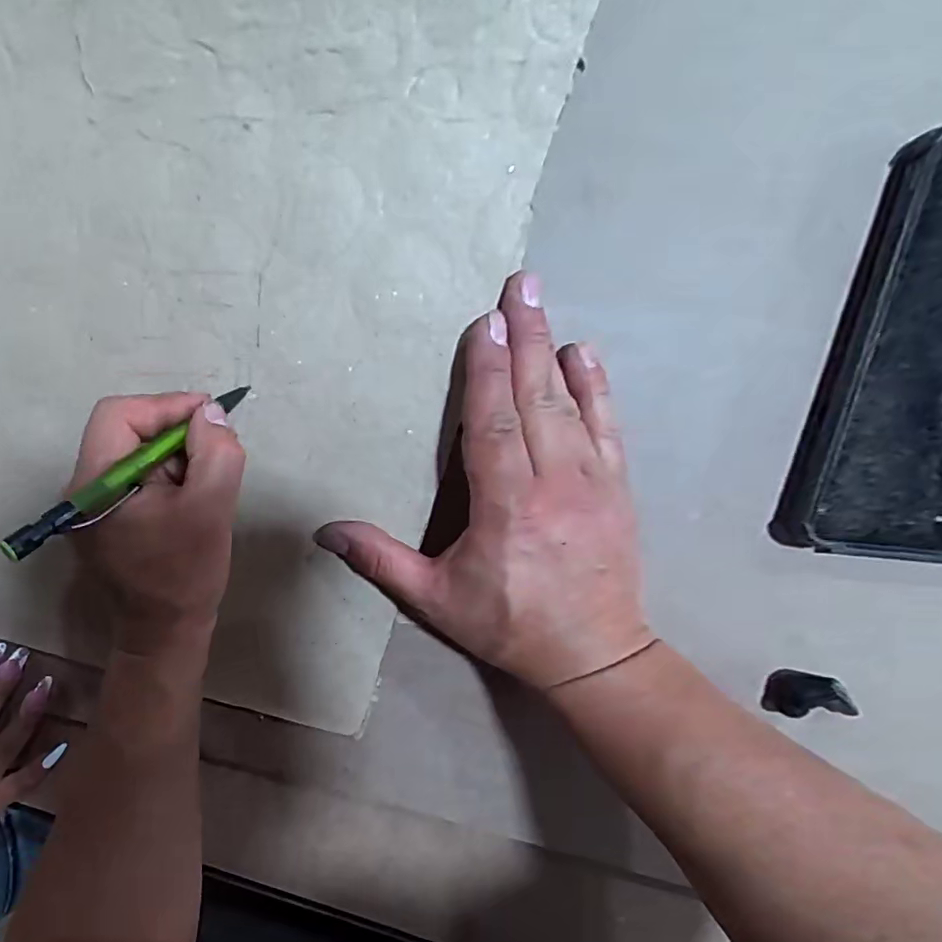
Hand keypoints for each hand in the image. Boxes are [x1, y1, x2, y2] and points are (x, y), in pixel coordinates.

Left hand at [68, 393, 246, 652]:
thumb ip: (215, 452)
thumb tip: (209, 412)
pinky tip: (186, 496)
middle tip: (210, 450)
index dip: (165, 407)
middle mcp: (80, 487)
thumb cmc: (184, 575)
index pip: (119, 414)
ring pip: (130, 451)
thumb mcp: (210, 508)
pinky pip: (132, 475)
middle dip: (172, 432)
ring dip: (171, 455)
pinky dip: (163, 474)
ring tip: (201, 480)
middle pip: (123, 429)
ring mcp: (87, 504)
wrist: (161, 633)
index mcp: (94, 483)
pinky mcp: (100, 516)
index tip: (208, 419)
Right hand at [314, 273, 654, 688]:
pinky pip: (607, 427)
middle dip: (524, 339)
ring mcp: (594, 483)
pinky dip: (597, 387)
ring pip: (572, 405)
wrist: (598, 656)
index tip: (483, 325)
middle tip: (520, 286)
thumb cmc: (507, 625)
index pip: (494, 427)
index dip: (486, 374)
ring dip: (555, 350)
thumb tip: (325, 532)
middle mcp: (556, 484)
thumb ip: (380, 560)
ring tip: (543, 305)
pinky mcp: (617, 488)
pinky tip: (585, 355)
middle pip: (536, 400)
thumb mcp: (434, 598)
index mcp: (509, 507)